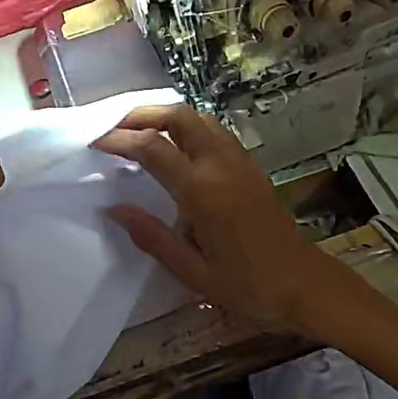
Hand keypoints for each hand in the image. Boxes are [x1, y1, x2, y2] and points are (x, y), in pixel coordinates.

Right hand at [93, 104, 341, 328]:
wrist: (303, 283)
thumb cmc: (246, 284)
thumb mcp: (192, 271)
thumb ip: (151, 236)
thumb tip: (114, 209)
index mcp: (202, 192)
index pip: (152, 148)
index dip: (119, 139)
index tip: (94, 143)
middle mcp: (220, 165)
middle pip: (178, 115)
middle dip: (141, 114)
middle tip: (114, 128)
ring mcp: (239, 160)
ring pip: (198, 116)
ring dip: (165, 116)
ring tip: (139, 133)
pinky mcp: (249, 164)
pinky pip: (213, 129)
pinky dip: (186, 125)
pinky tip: (174, 145)